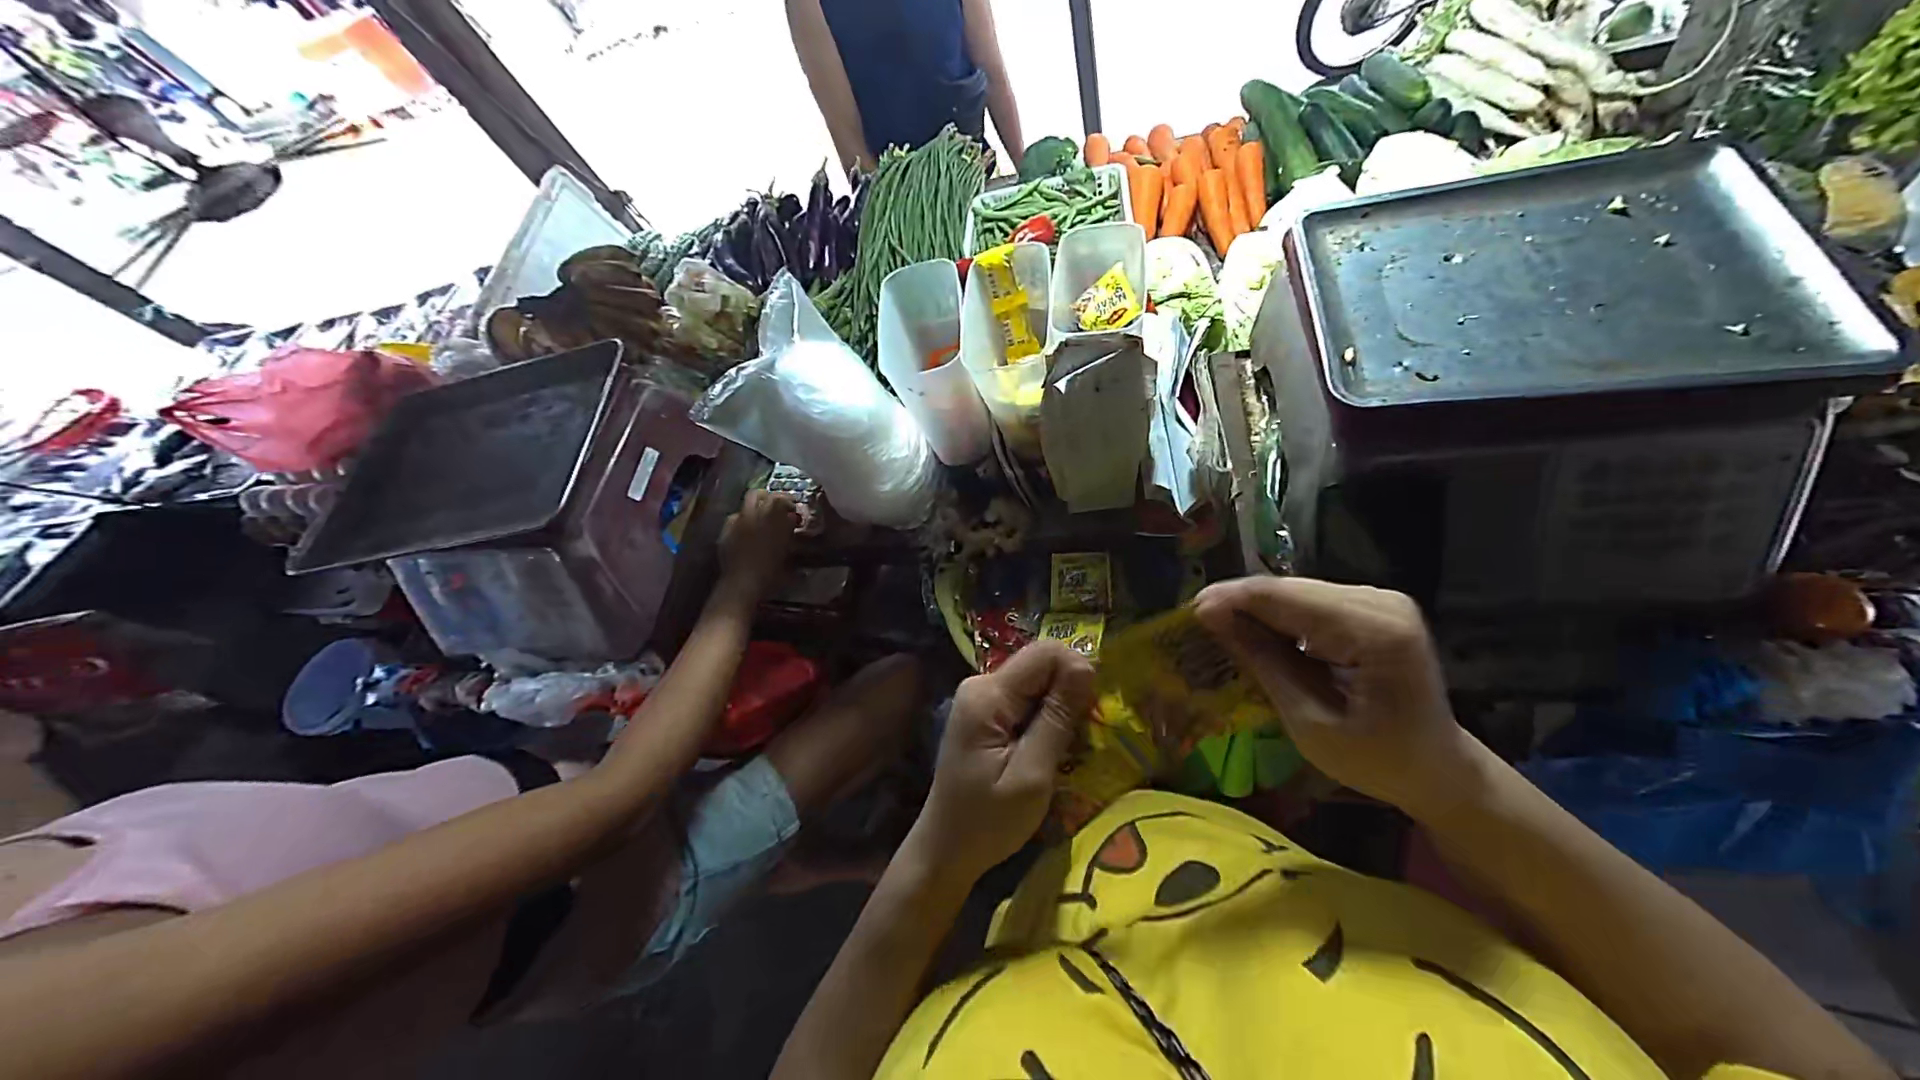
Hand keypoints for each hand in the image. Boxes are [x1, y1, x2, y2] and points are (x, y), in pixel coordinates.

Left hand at [718, 490, 798, 597]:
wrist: (742, 584)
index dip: (788, 501)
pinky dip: (743, 520)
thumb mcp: (787, 552)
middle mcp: (752, 515)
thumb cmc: (771, 573)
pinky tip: (746, 531)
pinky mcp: (725, 531)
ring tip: (762, 517)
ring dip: (755, 507)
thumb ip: (789, 532)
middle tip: (777, 508)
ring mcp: (736, 522)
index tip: (793, 508)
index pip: (780, 499)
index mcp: (771, 518)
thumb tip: (791, 520)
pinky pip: (735, 518)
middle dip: (769, 498)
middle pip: (758, 494)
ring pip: (746, 504)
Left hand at [909, 642, 1094, 882]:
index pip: (1045, 653)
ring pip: (1039, 682)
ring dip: (1061, 708)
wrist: (946, 849)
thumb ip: (1058, 718)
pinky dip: (1047, 718)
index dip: (1077, 673)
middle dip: (1071, 692)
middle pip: (1042, 665)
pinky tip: (1050, 749)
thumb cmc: (989, 821)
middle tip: (1082, 737)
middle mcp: (981, 684)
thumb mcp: (1032, 774)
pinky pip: (1027, 699)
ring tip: (1068, 748)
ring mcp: (981, 698)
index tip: (1091, 715)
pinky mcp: (987, 714)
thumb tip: (1086, 666)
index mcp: (987, 694)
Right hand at [1193, 576, 1478, 816]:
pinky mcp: (1373, 607)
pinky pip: (1310, 601)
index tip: (1188, 612)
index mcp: (1375, 631)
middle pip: (1291, 588)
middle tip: (1194, 620)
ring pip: (1296, 591)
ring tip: (1215, 625)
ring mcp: (1381, 600)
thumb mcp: (1309, 722)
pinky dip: (1277, 615)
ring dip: (1255, 608)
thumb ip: (1263, 662)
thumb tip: (1212, 617)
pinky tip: (1252, 630)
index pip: (1287, 598)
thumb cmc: (1378, 760)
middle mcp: (1381, 602)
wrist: (1439, 769)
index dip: (1233, 599)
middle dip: (1240, 602)